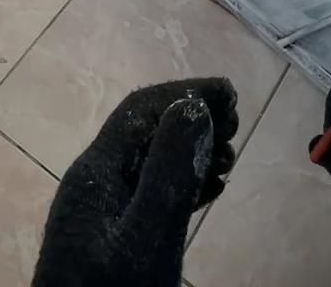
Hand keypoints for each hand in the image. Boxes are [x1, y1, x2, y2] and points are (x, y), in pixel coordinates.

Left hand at [32, 78, 238, 286]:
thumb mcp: (146, 237)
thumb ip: (168, 171)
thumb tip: (194, 106)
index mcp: (96, 170)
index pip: (142, 108)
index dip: (186, 92)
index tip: (230, 93)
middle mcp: (96, 181)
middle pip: (147, 130)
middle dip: (192, 117)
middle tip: (235, 122)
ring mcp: (102, 210)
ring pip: (151, 161)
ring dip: (191, 149)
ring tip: (230, 155)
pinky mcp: (111, 238)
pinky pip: (151, 193)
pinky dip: (183, 182)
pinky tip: (211, 191)